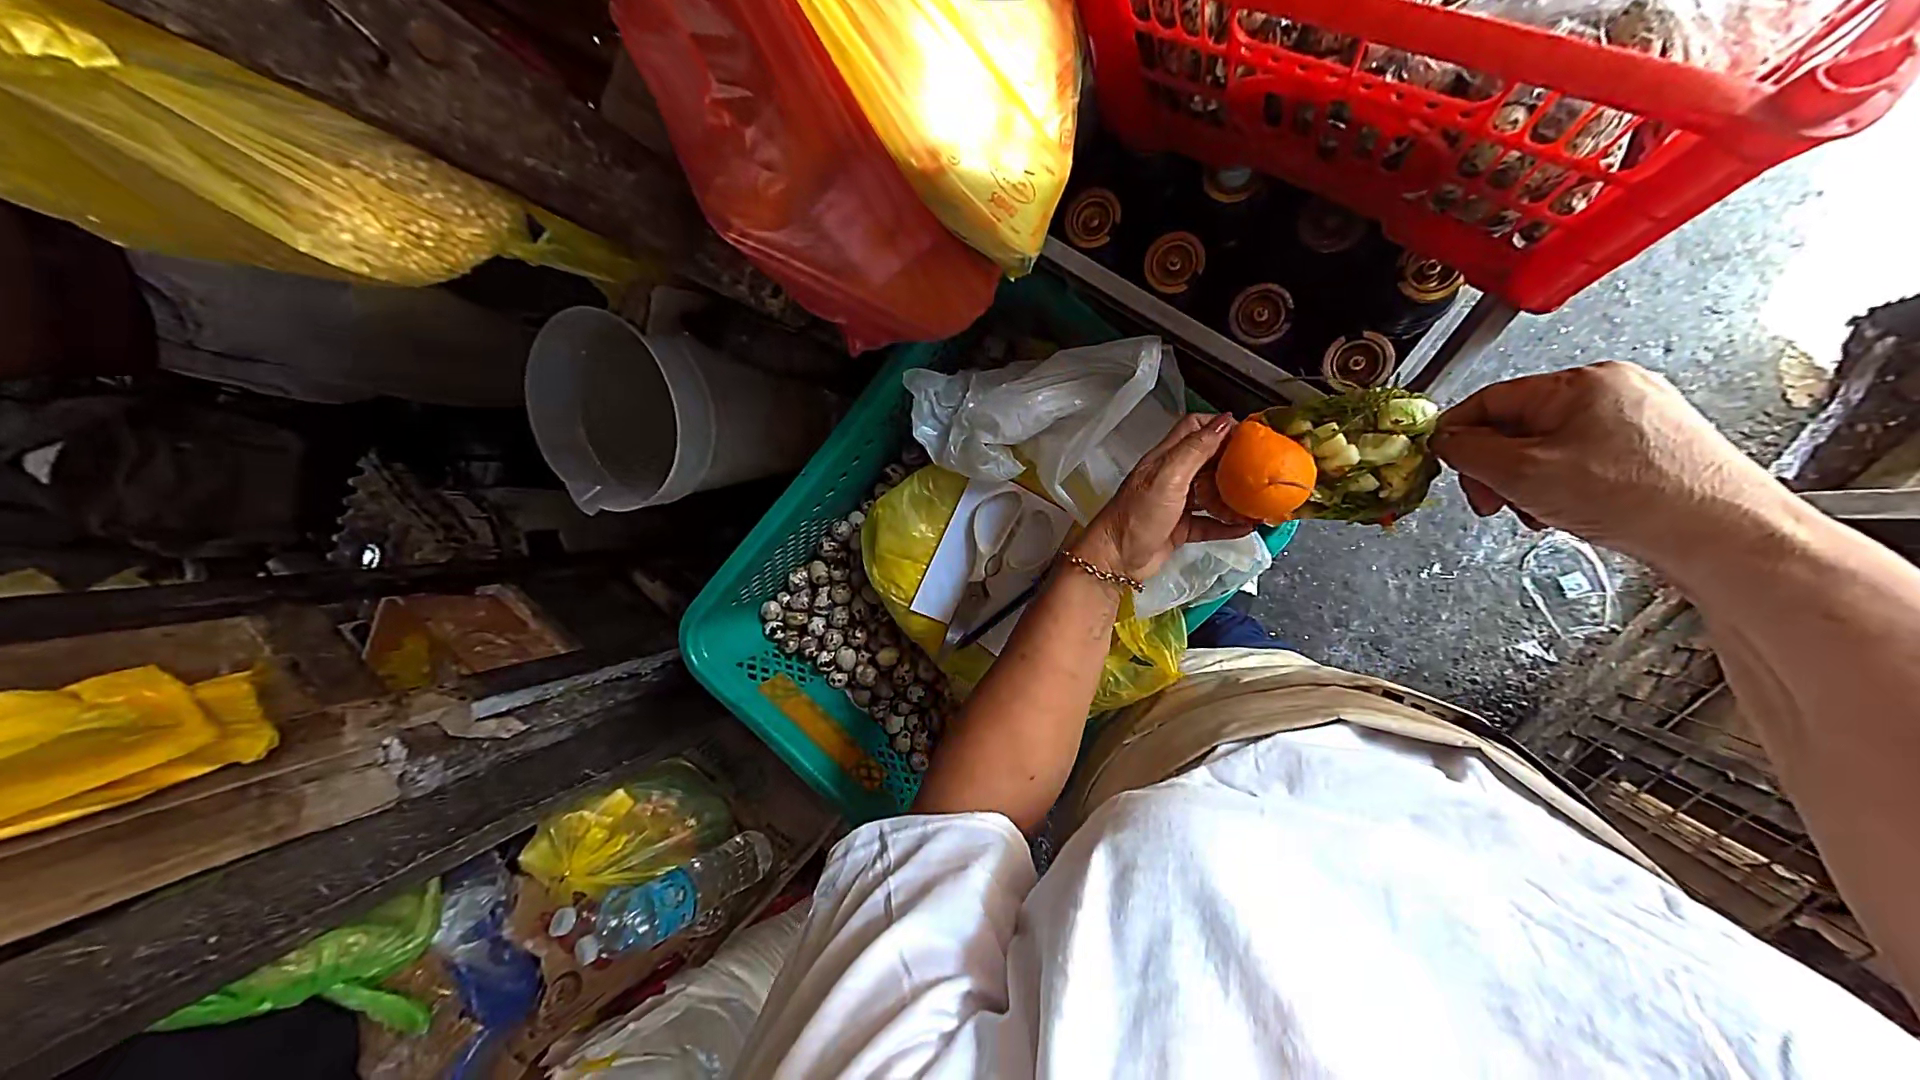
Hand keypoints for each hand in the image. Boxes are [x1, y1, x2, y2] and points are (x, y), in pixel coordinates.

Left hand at [1072, 413, 1256, 581]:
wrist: (1115, 559)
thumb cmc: (1134, 516)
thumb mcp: (1168, 477)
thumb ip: (1195, 449)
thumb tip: (1224, 422)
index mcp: (1165, 459)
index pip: (1194, 429)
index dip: (1220, 426)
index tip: (1248, 433)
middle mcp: (1170, 478)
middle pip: (1208, 461)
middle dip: (1233, 464)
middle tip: (1259, 469)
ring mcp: (1174, 504)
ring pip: (1211, 494)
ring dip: (1234, 497)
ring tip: (1257, 501)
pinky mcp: (1178, 528)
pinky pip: (1209, 523)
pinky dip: (1227, 525)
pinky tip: (1245, 527)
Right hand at [1431, 361, 1789, 562]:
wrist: (1723, 535)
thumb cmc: (1634, 496)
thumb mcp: (1520, 472)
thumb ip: (1467, 451)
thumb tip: (1442, 441)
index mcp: (1580, 382)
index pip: (1488, 400)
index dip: (1456, 435)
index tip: (1442, 465)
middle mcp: (1611, 389)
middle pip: (1515, 424)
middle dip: (1493, 466)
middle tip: (1490, 500)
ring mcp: (1634, 417)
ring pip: (1542, 446)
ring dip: (1522, 481)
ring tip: (1533, 510)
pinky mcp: (1648, 447)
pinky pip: (1575, 459)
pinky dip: (1555, 485)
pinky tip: (1562, 509)